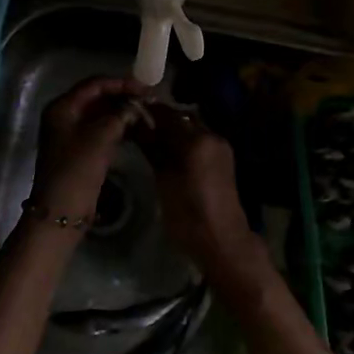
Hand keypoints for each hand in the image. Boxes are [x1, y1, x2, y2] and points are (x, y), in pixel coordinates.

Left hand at [32, 76, 145, 221]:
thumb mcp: (101, 137)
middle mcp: (64, 116)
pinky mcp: (80, 150)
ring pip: (100, 114)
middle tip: (148, 101)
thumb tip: (136, 105)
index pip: (94, 85)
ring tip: (146, 114)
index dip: (120, 83)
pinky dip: (118, 128)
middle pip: (97, 98)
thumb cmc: (78, 169)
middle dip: (122, 98)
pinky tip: (137, 130)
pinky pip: (101, 130)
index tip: (145, 88)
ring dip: (122, 113)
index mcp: (62, 107)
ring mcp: (71, 134)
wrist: (62, 211)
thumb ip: (120, 115)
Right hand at [132, 105, 264, 284]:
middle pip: (181, 118)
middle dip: (161, 120)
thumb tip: (135, 125)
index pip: (167, 114)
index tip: (129, 113)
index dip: (148, 112)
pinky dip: (184, 142)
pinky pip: (200, 141)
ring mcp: (220, 147)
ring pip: (191, 129)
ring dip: (173, 131)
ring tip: (151, 142)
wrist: (222, 241)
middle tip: (138, 129)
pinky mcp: (224, 159)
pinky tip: (169, 154)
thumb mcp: (164, 180)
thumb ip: (152, 148)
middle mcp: (212, 136)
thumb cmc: (188, 214)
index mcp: (197, 139)